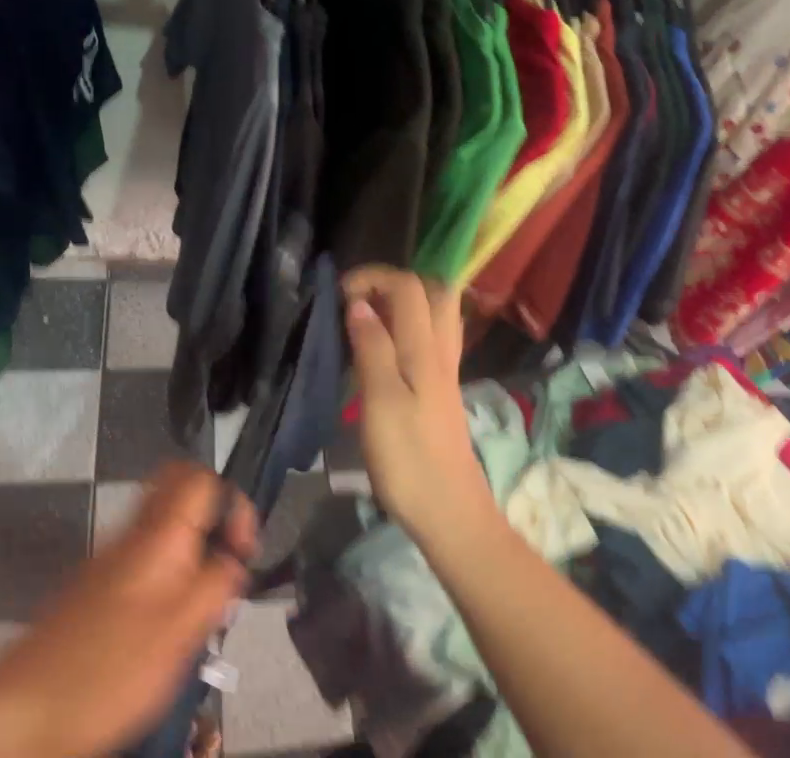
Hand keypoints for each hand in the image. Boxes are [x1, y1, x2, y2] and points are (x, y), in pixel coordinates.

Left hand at [0, 462, 256, 757]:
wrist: (17, 713)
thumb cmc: (106, 673)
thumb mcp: (179, 634)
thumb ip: (215, 587)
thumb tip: (234, 557)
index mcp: (155, 539)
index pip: (198, 478)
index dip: (232, 500)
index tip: (243, 549)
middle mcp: (128, 539)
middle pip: (174, 496)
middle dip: (209, 522)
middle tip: (224, 568)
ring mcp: (104, 565)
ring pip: (159, 535)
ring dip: (189, 558)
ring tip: (200, 616)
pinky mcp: (89, 595)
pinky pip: (140, 567)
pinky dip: (163, 584)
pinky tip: (165, 636)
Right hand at [342, 266, 502, 545]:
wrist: (449, 511)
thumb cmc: (408, 460)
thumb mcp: (380, 402)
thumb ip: (372, 348)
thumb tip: (360, 303)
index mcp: (425, 349)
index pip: (409, 286)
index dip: (374, 276)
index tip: (340, 294)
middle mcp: (441, 351)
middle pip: (434, 291)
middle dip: (395, 282)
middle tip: (359, 300)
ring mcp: (445, 371)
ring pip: (435, 315)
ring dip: (402, 305)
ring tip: (366, 320)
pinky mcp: (440, 391)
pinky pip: (429, 339)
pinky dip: (406, 329)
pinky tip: (383, 350)